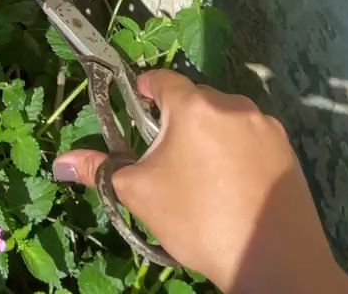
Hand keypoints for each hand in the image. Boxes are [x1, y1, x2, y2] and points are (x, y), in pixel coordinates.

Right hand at [52, 71, 347, 293]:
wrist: (278, 268)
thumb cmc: (200, 221)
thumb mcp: (140, 194)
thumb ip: (99, 169)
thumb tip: (59, 164)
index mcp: (193, 105)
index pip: (160, 79)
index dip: (144, 95)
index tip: (139, 121)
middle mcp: (231, 104)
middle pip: (193, 99)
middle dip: (177, 120)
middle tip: (169, 160)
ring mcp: (265, 126)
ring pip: (224, 117)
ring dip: (210, 134)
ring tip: (203, 178)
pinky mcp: (288, 150)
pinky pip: (251, 138)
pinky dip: (238, 151)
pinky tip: (234, 187)